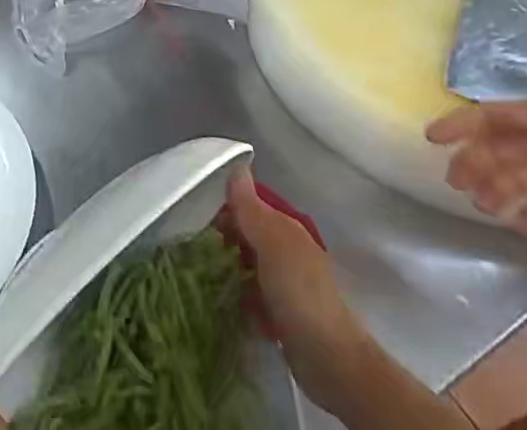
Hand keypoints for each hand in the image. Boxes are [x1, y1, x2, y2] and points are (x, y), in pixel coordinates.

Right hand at [220, 168, 369, 422]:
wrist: (332, 361)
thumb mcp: (272, 245)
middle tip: (195, 251)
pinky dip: (241, 299)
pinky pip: (253, 297)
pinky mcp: (281, 314)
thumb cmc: (300, 295)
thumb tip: (237, 165)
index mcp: (286, 229)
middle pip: (247, 235)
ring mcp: (285, 285)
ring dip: (229, 271)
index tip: (195, 219)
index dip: (224, 208)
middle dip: (223, 241)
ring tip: (202, 278)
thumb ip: (252, 209)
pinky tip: (226, 307)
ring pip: (248, 267)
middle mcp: (286, 252)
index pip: (249, 206)